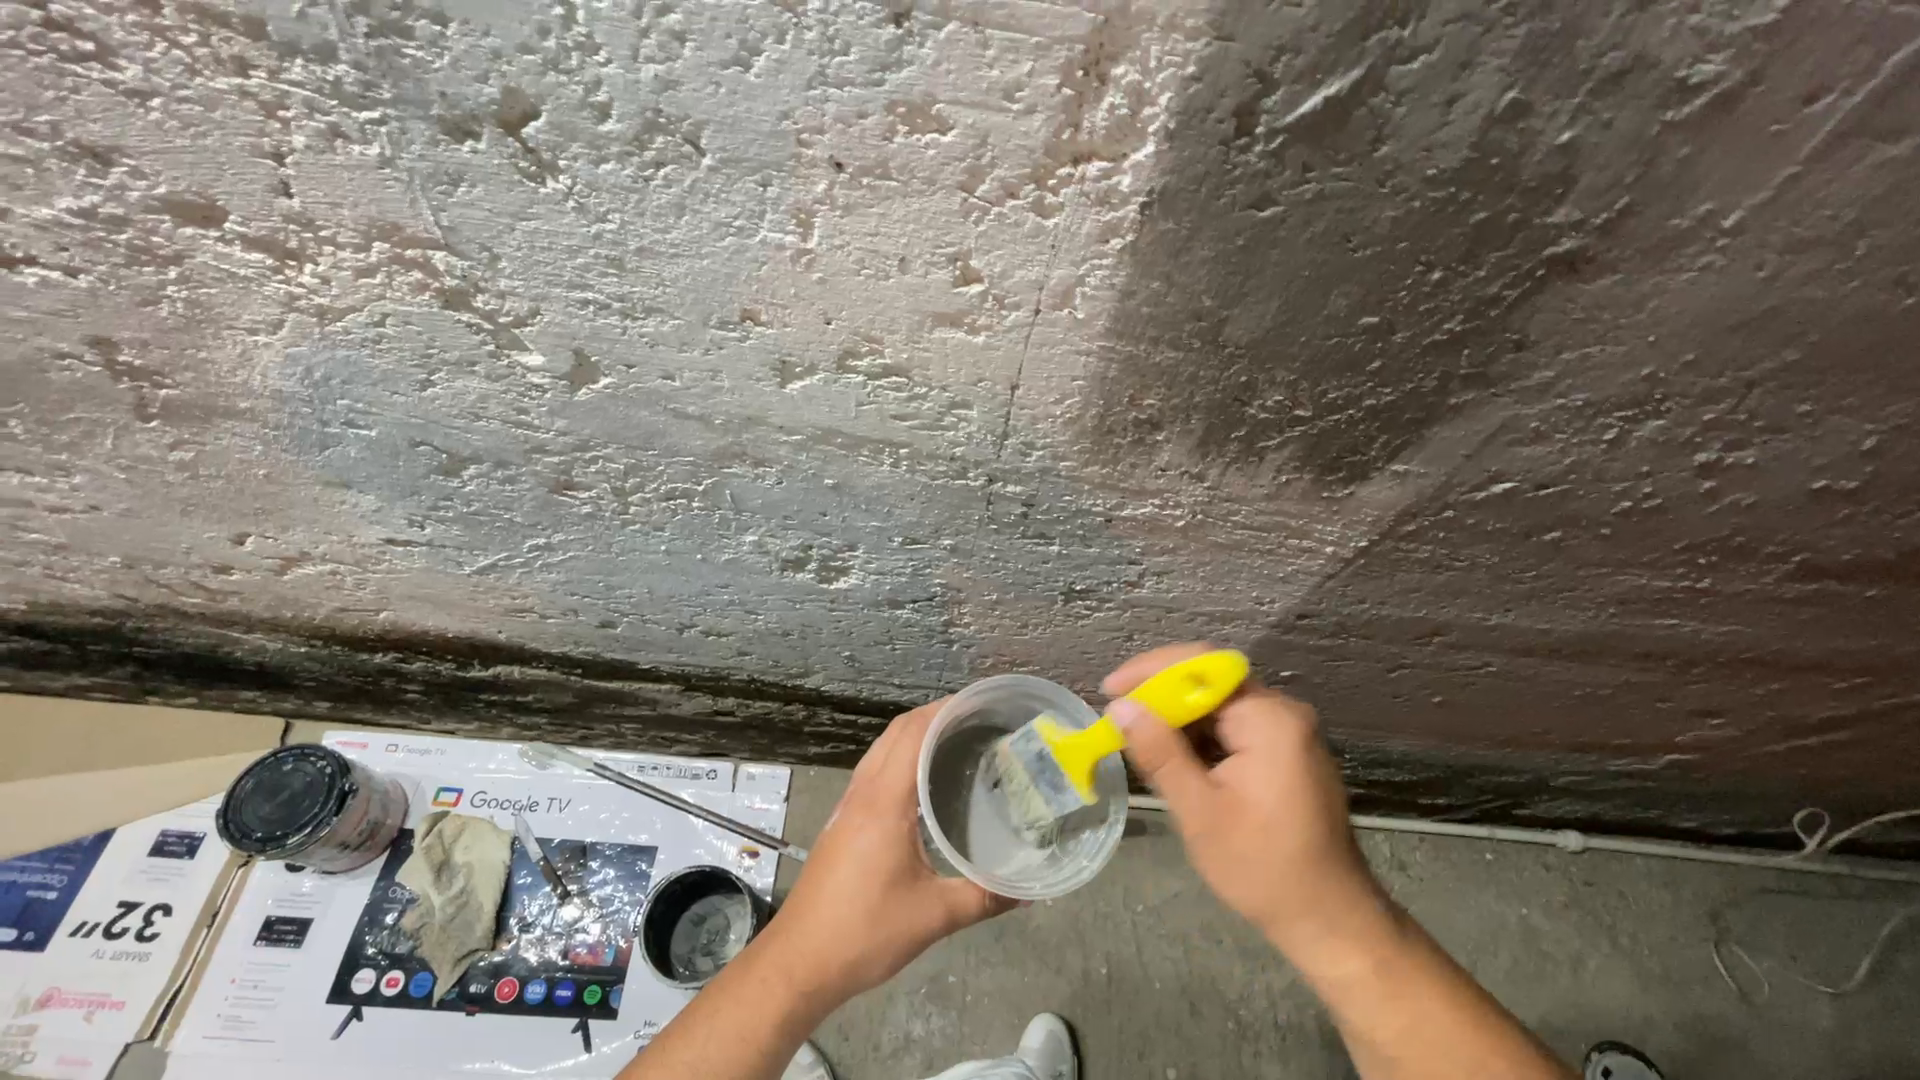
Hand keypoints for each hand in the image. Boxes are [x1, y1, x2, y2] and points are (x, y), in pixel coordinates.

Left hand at [761, 700, 1016, 999]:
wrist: (800, 962)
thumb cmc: (864, 932)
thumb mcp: (934, 917)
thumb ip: (984, 898)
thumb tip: (1027, 891)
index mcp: (884, 801)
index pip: (915, 732)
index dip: (947, 709)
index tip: (984, 704)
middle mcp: (863, 792)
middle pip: (898, 731)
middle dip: (937, 715)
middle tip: (981, 720)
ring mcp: (848, 805)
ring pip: (883, 749)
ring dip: (916, 735)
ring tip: (959, 742)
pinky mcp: (843, 822)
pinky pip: (875, 771)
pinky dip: (902, 759)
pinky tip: (926, 784)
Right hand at [1106, 643, 1384, 948]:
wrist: (1328, 918)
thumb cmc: (1262, 867)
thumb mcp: (1199, 810)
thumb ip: (1159, 752)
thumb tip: (1120, 707)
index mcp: (1269, 719)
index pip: (1202, 668)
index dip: (1151, 672)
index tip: (1110, 690)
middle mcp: (1284, 713)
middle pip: (1211, 681)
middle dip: (1160, 695)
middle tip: (1118, 716)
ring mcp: (1289, 733)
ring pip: (1220, 705)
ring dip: (1178, 717)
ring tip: (1136, 736)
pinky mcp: (1287, 754)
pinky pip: (1235, 726)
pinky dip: (1200, 735)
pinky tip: (1172, 756)